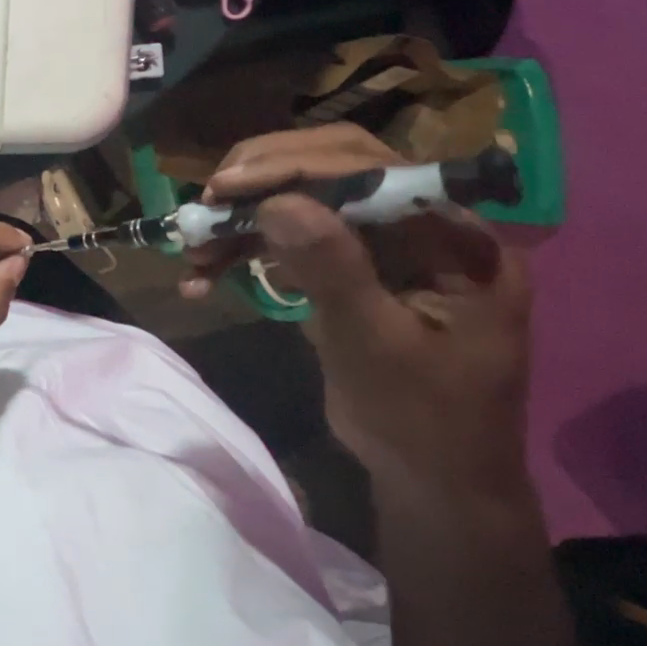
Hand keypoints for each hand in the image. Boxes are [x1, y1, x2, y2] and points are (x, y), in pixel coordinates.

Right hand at [191, 126, 533, 492]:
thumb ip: (334, 268)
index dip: (293, 166)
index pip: (371, 169)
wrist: (433, 479)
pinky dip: (245, 252)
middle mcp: (424, 227)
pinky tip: (203, 276)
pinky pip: (293, 241)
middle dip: (262, 182)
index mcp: (454, 237)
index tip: (225, 186)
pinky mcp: (353, 269)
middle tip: (208, 203)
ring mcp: (386, 248)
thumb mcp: (375, 344)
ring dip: (244, 221)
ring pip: (304, 203)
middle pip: (334, 171)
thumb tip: (279, 202)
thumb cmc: (420, 417)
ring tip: (192, 247)